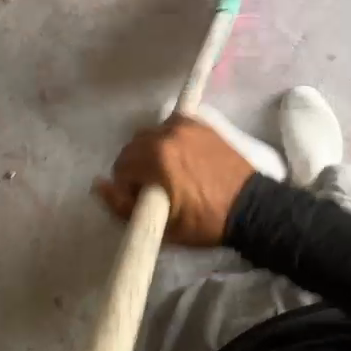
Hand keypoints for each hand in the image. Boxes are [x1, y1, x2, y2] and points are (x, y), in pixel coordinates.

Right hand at [94, 117, 254, 247]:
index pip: (121, 166)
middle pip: (134, 146)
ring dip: (151, 151)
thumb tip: (99, 186)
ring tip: (167, 172)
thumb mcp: (162, 226)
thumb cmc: (205, 221)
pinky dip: (169, 138)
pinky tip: (181, 157)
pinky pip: (173, 126)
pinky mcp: (202, 125)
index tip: (141, 201)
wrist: (251, 208)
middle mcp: (168, 133)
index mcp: (156, 157)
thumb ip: (123, 206)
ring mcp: (187, 126)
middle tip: (152, 188)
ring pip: (152, 133)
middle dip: (136, 166)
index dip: (126, 187)